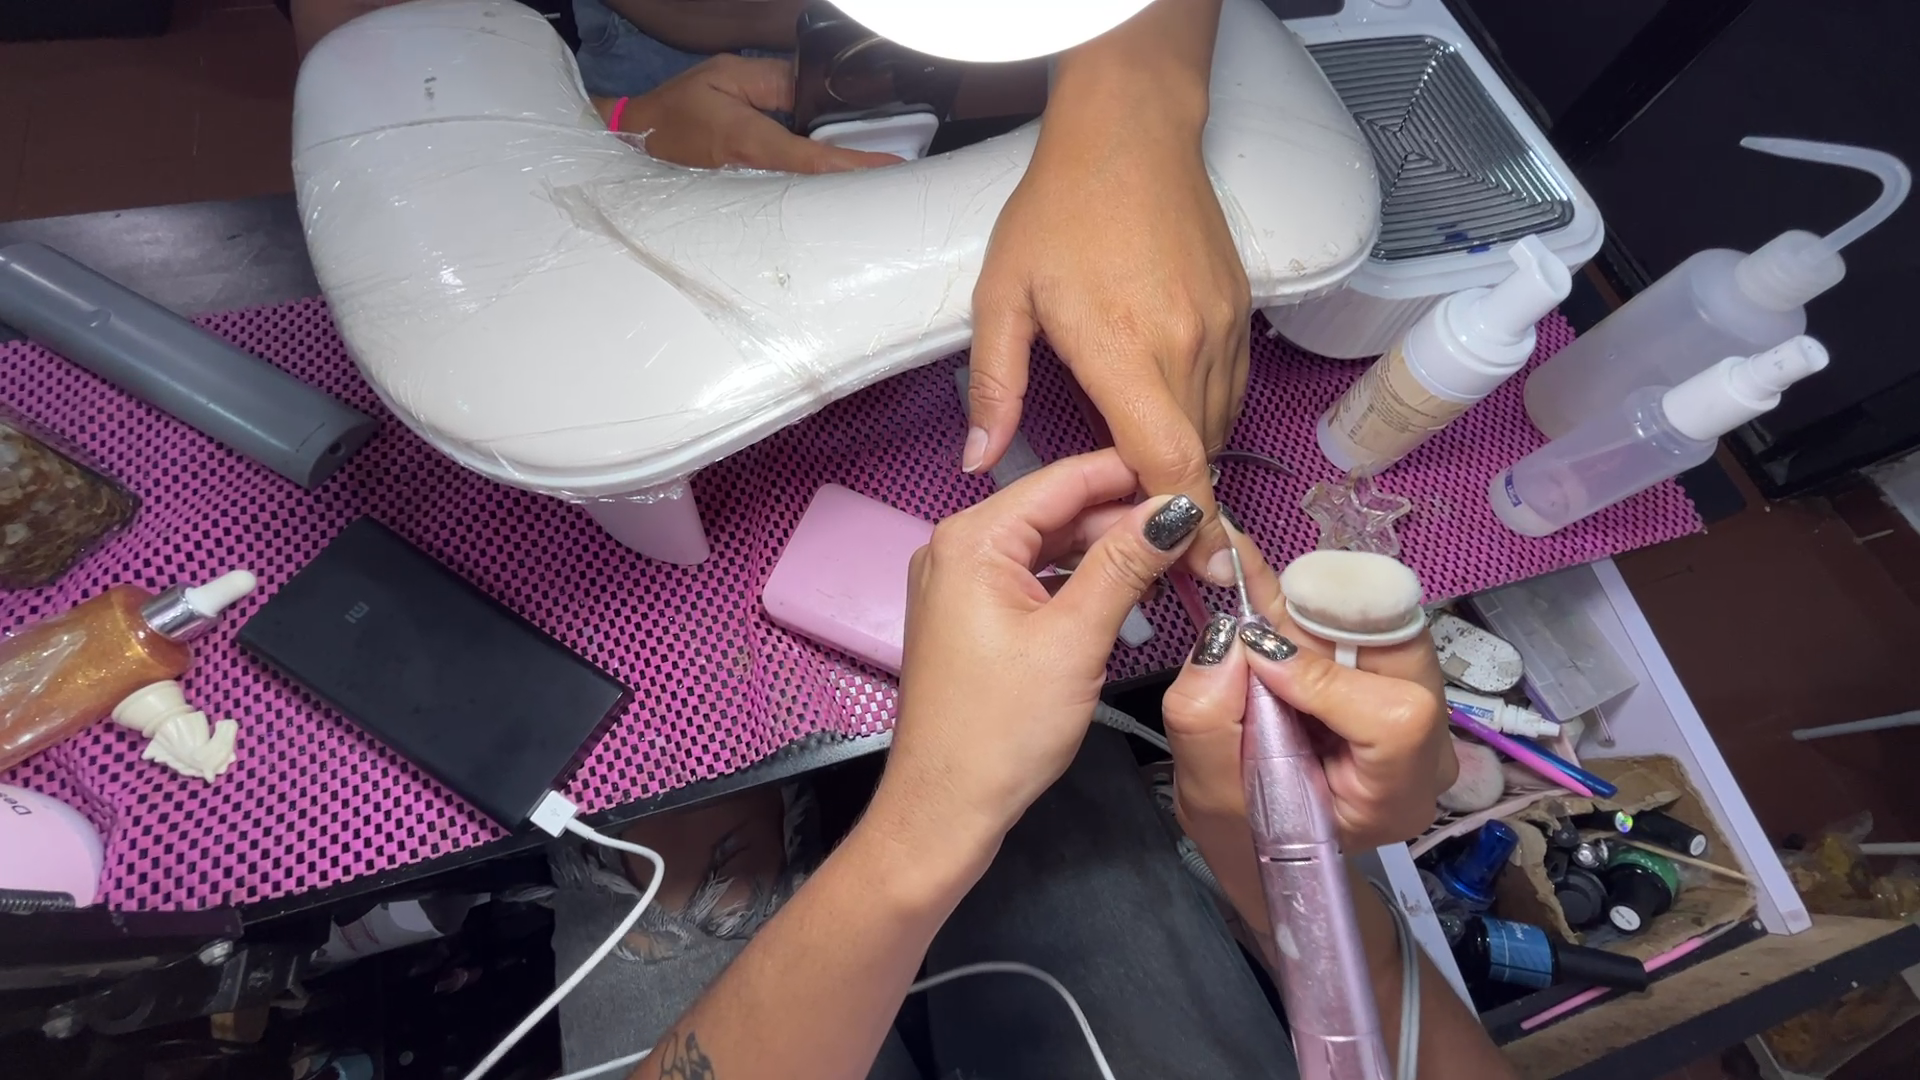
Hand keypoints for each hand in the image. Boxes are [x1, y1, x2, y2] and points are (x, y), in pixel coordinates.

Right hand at [613, 55, 898, 173]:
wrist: (643, 143)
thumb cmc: (679, 109)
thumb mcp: (725, 76)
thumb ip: (773, 81)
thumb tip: (812, 86)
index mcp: (756, 143)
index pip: (817, 160)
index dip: (856, 165)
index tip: (891, 167)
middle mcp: (764, 177)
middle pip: (824, 187)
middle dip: (862, 183)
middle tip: (901, 178)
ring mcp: (763, 194)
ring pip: (815, 195)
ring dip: (847, 188)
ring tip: (883, 180)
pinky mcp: (760, 197)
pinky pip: (800, 194)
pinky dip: (826, 187)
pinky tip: (846, 183)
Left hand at [874, 450, 1202, 855]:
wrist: (945, 805)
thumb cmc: (1003, 727)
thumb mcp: (1074, 638)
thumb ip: (1124, 563)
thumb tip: (1174, 508)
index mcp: (972, 538)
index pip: (1064, 479)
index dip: (1132, 475)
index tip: (1194, 482)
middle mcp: (957, 545)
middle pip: (1056, 509)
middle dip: (1124, 519)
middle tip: (1195, 534)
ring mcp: (960, 579)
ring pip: (1047, 543)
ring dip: (1105, 550)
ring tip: (1171, 560)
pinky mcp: (971, 610)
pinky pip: (1032, 575)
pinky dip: (1076, 578)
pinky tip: (1122, 585)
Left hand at [965, 87, 1249, 585]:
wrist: (1131, 132)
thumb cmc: (1058, 211)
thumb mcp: (1003, 298)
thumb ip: (996, 387)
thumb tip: (979, 458)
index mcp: (1124, 352)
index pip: (1169, 462)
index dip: (1174, 522)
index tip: (1167, 560)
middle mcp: (1186, 349)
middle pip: (1195, 460)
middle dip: (1170, 507)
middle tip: (1133, 534)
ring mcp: (1220, 333)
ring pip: (1215, 433)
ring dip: (1183, 466)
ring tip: (1140, 482)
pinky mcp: (1238, 319)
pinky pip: (1228, 398)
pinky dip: (1201, 426)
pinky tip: (1164, 422)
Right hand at [1159, 534, 1454, 929]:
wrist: (1266, 834)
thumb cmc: (1244, 828)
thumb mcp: (1207, 789)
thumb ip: (1206, 717)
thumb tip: (1226, 636)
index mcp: (1394, 797)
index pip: (1395, 719)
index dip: (1322, 676)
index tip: (1252, 654)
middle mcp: (1427, 749)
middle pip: (1399, 653)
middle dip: (1321, 618)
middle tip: (1255, 617)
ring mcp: (1417, 708)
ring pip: (1381, 624)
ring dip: (1312, 607)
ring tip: (1256, 612)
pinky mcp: (1392, 679)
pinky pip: (1363, 622)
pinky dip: (1309, 604)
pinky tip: (1265, 596)